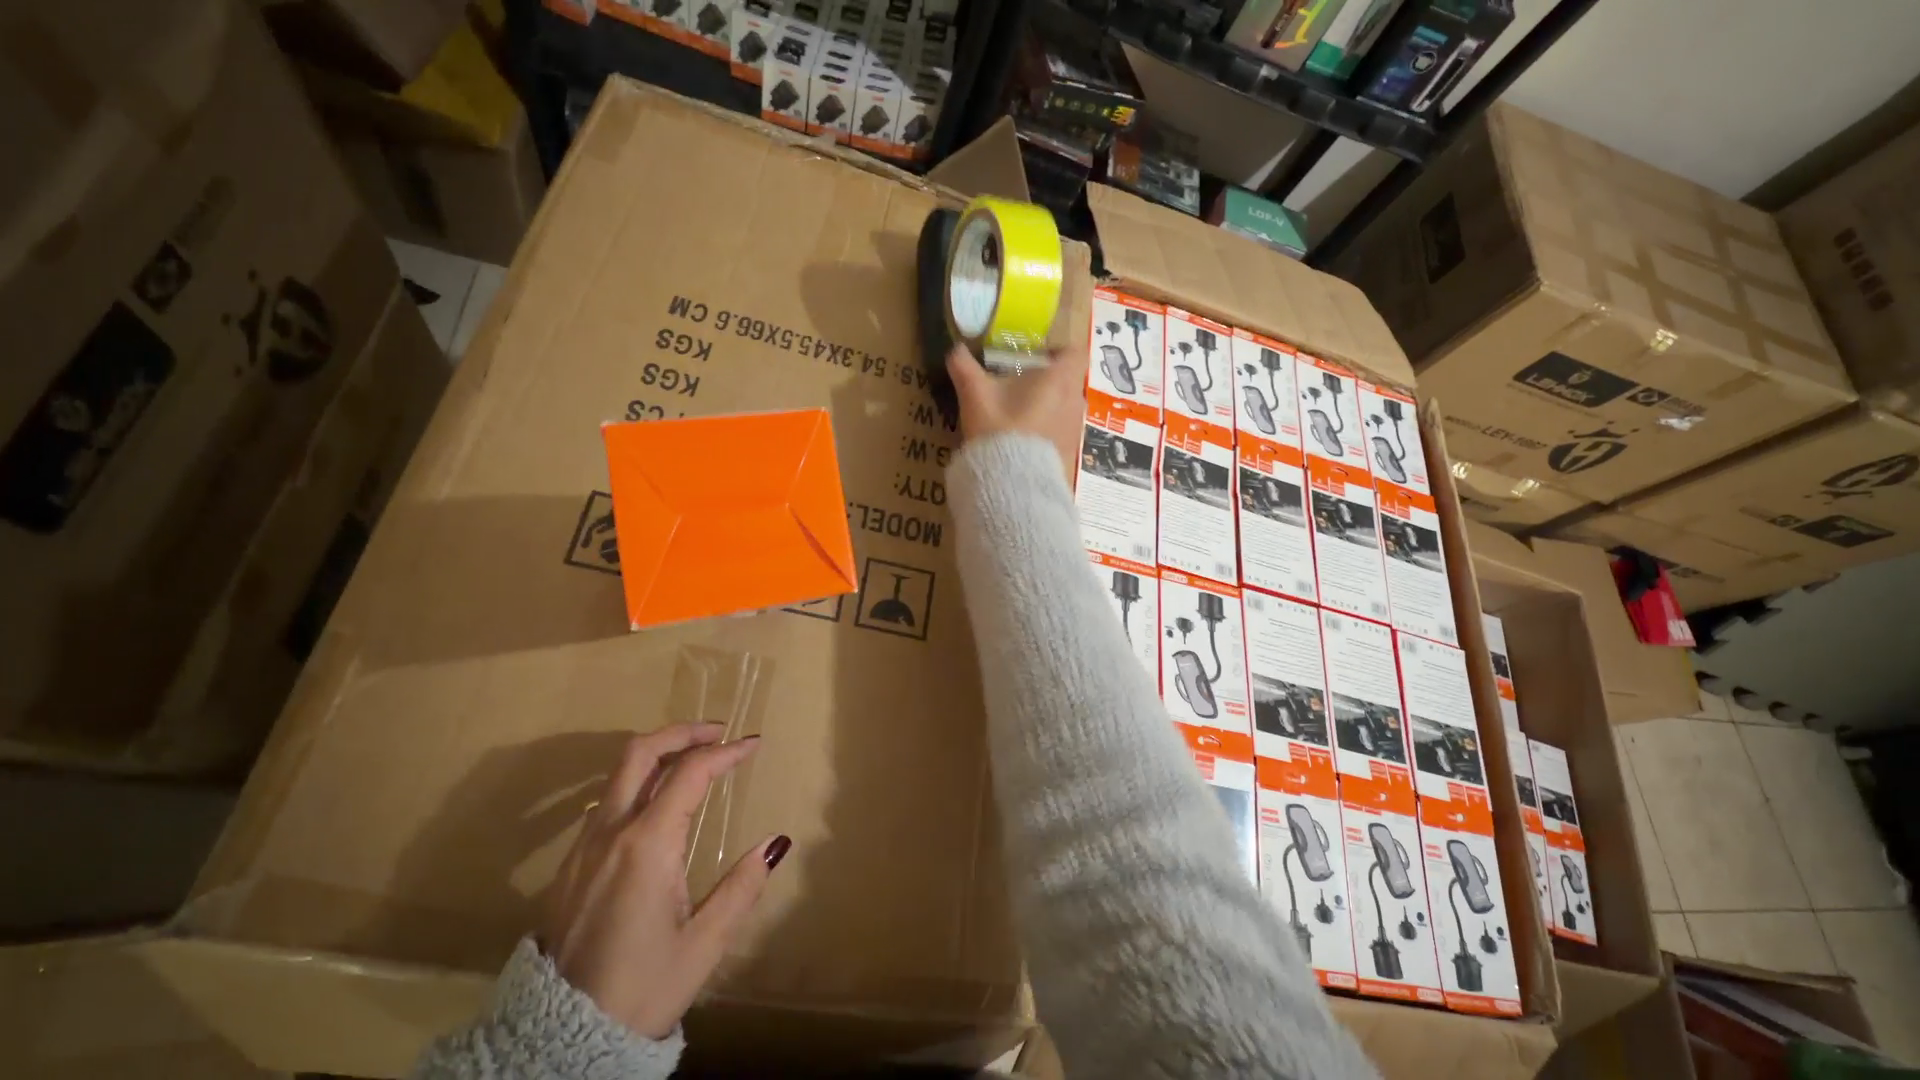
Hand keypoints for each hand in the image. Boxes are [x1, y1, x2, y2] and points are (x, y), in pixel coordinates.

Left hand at [541, 723, 789, 1039]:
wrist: (564, 1035)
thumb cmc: (645, 987)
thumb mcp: (705, 942)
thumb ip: (742, 886)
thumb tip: (776, 842)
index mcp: (647, 845)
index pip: (689, 772)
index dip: (725, 752)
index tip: (753, 744)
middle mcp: (609, 832)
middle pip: (640, 753)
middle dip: (682, 731)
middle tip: (717, 731)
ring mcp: (582, 847)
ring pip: (617, 776)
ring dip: (657, 755)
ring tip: (692, 761)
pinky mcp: (569, 866)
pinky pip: (604, 804)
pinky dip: (636, 784)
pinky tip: (657, 807)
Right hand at [946, 344, 1087, 481]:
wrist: (1014, 484)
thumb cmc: (1000, 430)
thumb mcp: (975, 395)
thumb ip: (964, 368)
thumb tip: (955, 349)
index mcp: (1059, 380)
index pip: (1075, 353)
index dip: (1060, 351)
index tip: (1039, 357)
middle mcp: (1075, 402)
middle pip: (1070, 381)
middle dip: (1050, 381)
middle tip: (1023, 387)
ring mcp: (1076, 430)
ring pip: (1067, 408)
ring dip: (1050, 408)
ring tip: (1022, 416)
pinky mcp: (1071, 454)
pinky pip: (1063, 434)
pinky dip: (1049, 433)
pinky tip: (1025, 443)